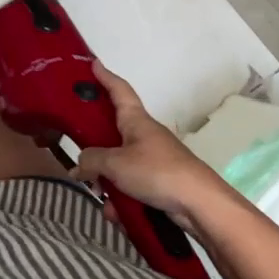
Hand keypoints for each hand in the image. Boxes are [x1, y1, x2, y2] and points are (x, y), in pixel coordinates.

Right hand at [70, 61, 233, 230]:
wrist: (200, 205)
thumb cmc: (157, 172)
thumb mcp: (115, 163)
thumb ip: (91, 160)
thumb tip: (80, 165)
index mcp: (136, 121)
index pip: (119, 90)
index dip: (105, 76)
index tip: (92, 63)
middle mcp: (144, 136)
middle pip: (112, 133)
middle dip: (95, 148)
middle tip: (77, 152)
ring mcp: (152, 160)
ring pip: (118, 166)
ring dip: (107, 184)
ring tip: (102, 200)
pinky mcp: (158, 183)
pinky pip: (130, 188)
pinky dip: (122, 201)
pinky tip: (119, 215)